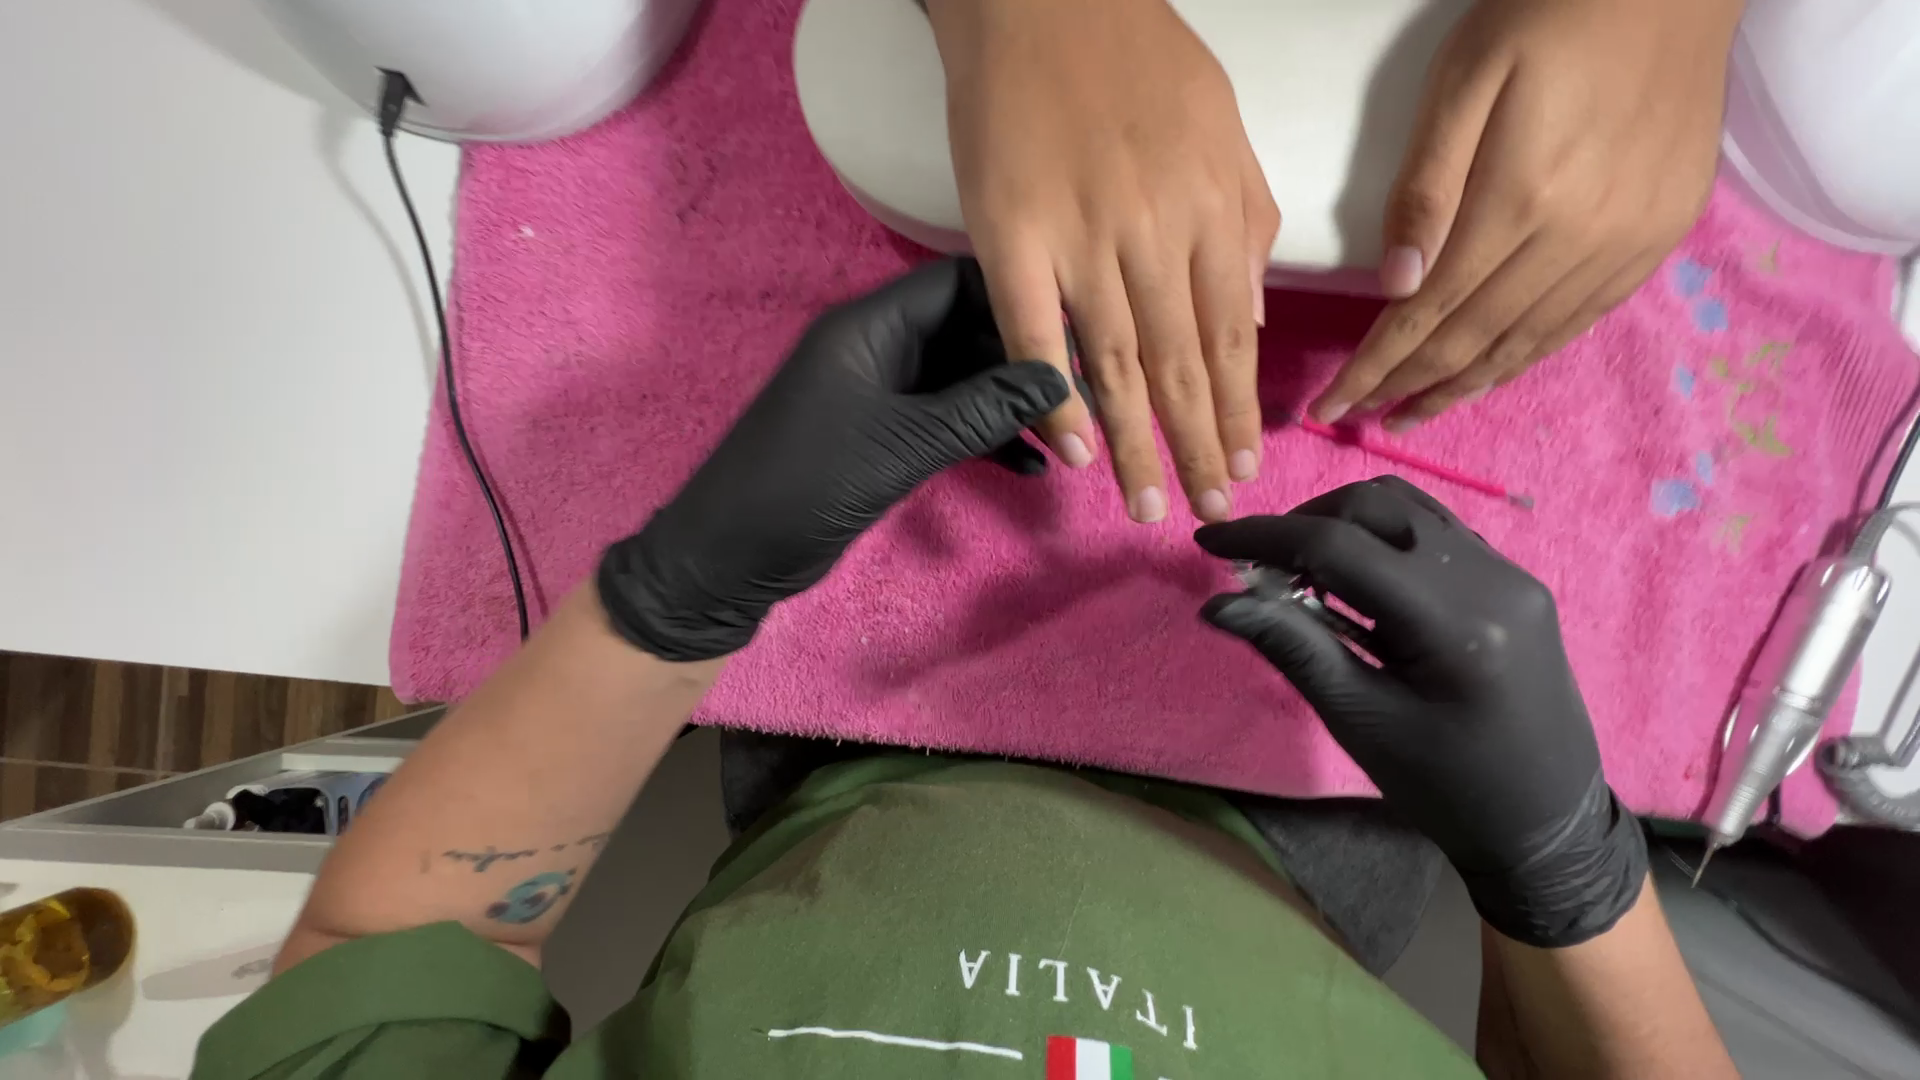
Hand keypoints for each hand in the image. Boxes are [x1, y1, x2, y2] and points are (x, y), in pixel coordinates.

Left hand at [598, 259, 1067, 661]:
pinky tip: (1030, 468)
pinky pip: (945, 425)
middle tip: (1084, 396)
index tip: (1075, 330)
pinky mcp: (884, 438)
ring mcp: (881, 395)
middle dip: (1022, 366)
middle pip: (965, 335)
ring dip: (1009, 410)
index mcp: (869, 327)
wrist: (734, 554)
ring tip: (1068, 439)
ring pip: (961, 386)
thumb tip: (1061, 381)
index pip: (955, 285)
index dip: (1016, 302)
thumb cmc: (808, 483)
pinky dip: (983, 442)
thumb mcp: (902, 444)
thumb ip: (982, 409)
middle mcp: (879, 349)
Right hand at [928, 0, 1278, 523]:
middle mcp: (1156, 233)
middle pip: (1182, 365)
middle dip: (1199, 447)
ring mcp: (1081, 239)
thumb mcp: (1221, 131)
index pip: (1231, 336)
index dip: (1238, 411)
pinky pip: (1035, 333)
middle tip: (1208, 512)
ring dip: (1137, 443)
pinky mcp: (1012, 238)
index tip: (1244, 467)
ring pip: (1118, 362)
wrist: (1044, 0)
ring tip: (1149, 503)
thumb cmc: (1135, 64)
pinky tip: (1072, 451)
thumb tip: (1247, 317)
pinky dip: (1052, 396)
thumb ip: (1244, 225)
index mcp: (1213, 209)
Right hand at [1195, 477, 1645, 946]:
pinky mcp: (1509, 579)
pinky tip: (1350, 576)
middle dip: (1299, 525)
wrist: (1548, 821)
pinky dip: (1375, 535)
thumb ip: (1291, 648)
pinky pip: (1429, 528)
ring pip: (1402, 506)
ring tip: (1299, 570)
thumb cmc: (1445, 786)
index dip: (1264, 537)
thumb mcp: (1359, 722)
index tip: (1209, 542)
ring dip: (1336, 522)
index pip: (1339, 547)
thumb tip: (1217, 604)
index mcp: (1455, 624)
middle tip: (1258, 569)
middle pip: (1372, 507)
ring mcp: (1507, 572)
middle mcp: (1490, 578)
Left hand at [1311, 0, 1741, 430]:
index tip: (1330, 408)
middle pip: (1466, 342)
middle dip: (1403, 388)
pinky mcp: (1656, 237)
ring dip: (1458, 390)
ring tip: (1410, 417)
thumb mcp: (1462, 87)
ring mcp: (1625, 244)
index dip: (1371, 370)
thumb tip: (1393, 287)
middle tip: (1360, 418)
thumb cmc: (1545, 20)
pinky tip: (1484, 379)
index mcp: (1517, 204)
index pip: (1421, 318)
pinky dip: (1519, 361)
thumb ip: (1425, 192)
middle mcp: (1575, 240)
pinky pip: (1574, 325)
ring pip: (1521, 347)